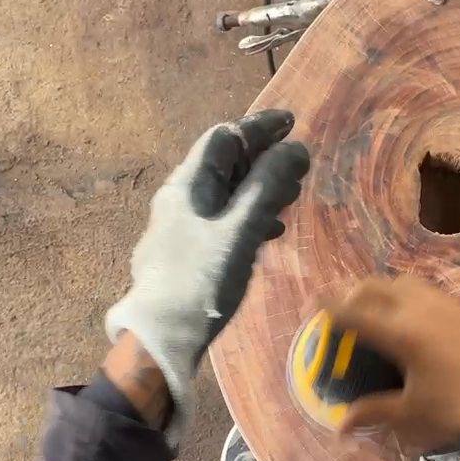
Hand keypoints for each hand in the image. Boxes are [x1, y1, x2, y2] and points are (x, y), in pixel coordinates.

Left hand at [105, 110, 309, 444]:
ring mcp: (181, 228)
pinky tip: (269, 231)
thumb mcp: (241, 230)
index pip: (223, 139)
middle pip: (224, 166)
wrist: (162, 336)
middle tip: (298, 164)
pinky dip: (249, 217)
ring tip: (291, 195)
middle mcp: (181, 200)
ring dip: (259, 189)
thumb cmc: (201, 279)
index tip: (292, 123)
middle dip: (263, 159)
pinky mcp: (186, 255)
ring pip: (226, 196)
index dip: (258, 127)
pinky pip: (223, 222)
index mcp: (188, 186)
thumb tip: (296, 148)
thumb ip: (268, 187)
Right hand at [326, 276, 459, 460]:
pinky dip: (404, 295)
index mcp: (401, 334)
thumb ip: (374, 412)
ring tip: (375, 314)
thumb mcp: (412, 412)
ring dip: (380, 292)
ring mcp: (443, 304)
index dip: (329, 309)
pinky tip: (410, 320)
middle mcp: (418, 309)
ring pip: (400, 282)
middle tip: (343, 316)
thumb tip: (339, 427)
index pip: (355, 314)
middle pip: (373, 287)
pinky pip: (423, 289)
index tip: (313, 303)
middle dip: (351, 297)